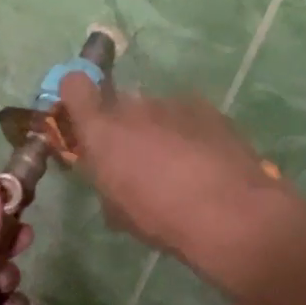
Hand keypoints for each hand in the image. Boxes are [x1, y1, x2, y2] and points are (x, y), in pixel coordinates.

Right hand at [59, 73, 296, 273]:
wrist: (231, 214)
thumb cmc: (163, 219)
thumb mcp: (119, 212)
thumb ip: (106, 183)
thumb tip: (110, 176)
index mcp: (102, 131)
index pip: (74, 85)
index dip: (77, 97)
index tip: (84, 119)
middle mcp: (132, 106)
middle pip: (119, 104)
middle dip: (124, 125)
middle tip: (138, 159)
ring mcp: (171, 103)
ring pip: (154, 110)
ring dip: (158, 129)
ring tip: (178, 166)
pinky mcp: (206, 107)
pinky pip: (186, 115)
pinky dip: (188, 131)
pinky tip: (204, 161)